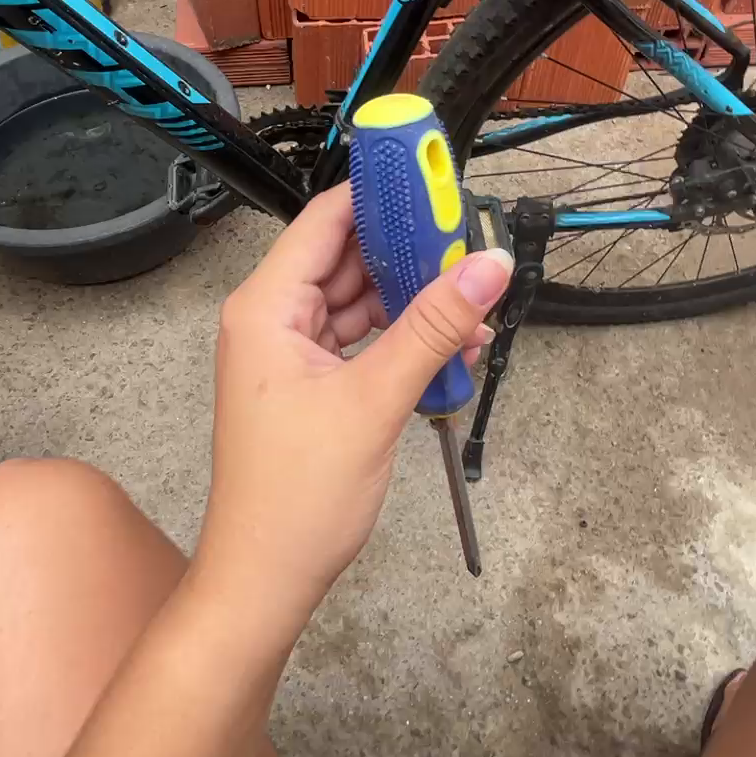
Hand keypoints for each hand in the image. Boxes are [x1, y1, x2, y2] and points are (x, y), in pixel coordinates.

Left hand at [194, 184, 513, 623]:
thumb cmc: (297, 495)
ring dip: (415, 302)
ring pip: (362, 302)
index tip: (433, 178)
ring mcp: (294, 352)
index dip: (379, 193)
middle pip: (348, 258)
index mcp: (267, 306)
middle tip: (470, 242)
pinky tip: (453, 345)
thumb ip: (433, 327)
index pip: (325, 219)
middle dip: (410, 252)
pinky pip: (364, 341)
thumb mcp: (375, 400)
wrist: (268, 578)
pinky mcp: (315, 382)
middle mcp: (275, 319)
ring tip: (473, 300)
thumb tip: (488, 265)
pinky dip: (403, 341)